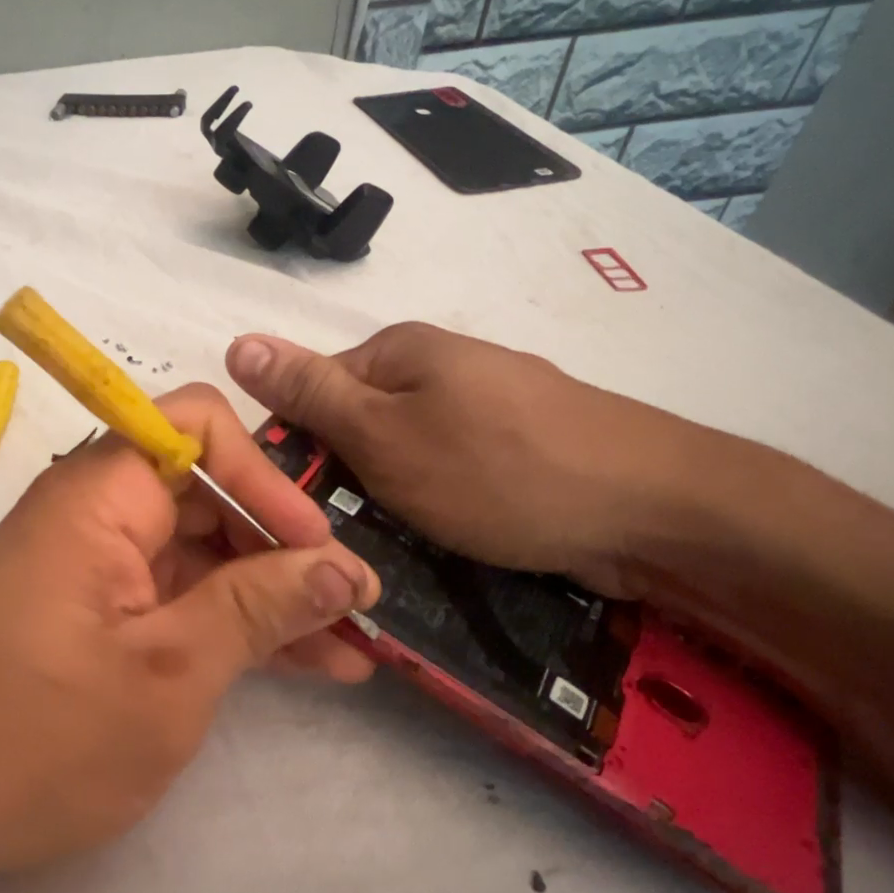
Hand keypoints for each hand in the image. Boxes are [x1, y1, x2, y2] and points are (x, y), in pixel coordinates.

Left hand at [0, 384, 378, 882]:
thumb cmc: (39, 741)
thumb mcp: (170, 675)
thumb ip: (257, 607)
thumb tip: (340, 567)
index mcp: (95, 497)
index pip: (197, 427)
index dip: (266, 475)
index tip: (316, 547)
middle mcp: (86, 514)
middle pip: (202, 493)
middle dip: (280, 543)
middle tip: (351, 606)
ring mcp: (84, 567)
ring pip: (193, 553)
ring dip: (265, 594)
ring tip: (348, 647)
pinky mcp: (84, 615)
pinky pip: (167, 597)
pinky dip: (223, 624)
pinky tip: (299, 666)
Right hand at [225, 324, 725, 599]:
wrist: (656, 511)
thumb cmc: (498, 471)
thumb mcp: (383, 434)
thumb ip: (309, 393)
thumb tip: (237, 343)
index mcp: (399, 350)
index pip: (309, 392)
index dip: (295, 448)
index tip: (297, 507)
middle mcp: (440, 367)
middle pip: (356, 425)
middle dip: (343, 480)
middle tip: (343, 537)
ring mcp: (485, 408)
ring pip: (402, 457)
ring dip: (388, 501)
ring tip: (390, 550)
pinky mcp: (517, 451)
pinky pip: (448, 476)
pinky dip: (434, 509)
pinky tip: (441, 541)